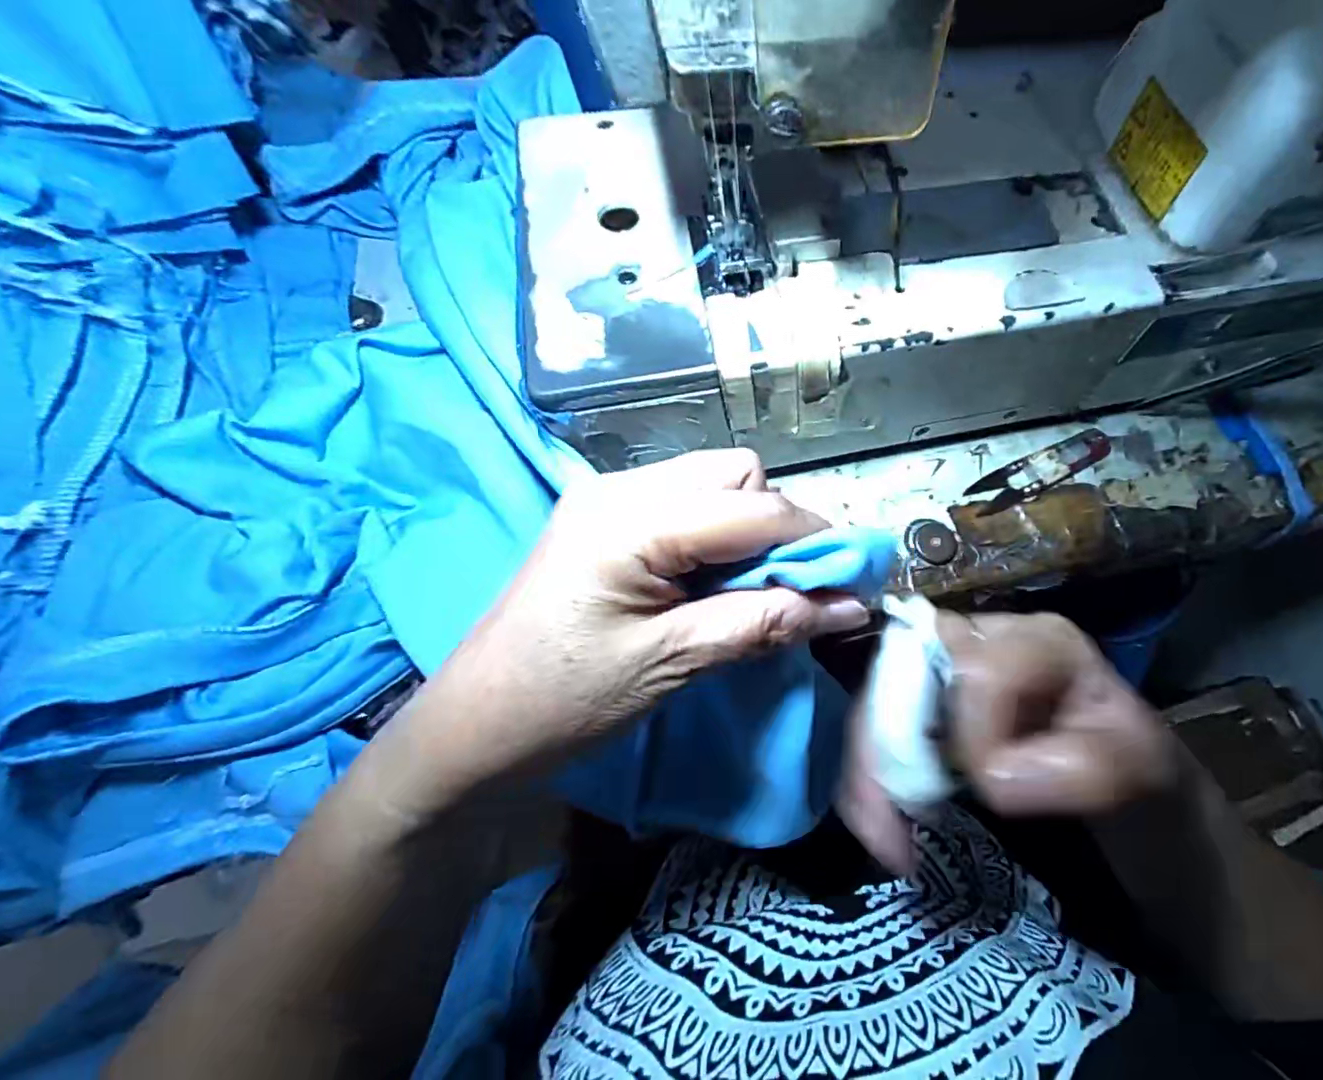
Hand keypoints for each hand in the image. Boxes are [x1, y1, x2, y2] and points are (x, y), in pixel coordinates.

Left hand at [363, 450, 872, 824]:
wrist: (470, 736)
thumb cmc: (563, 703)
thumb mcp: (675, 663)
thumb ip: (767, 623)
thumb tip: (851, 607)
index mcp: (631, 518)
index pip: (755, 507)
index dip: (815, 540)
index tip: (852, 583)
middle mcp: (621, 488)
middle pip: (738, 476)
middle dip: (778, 527)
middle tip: (787, 589)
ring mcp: (610, 499)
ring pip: (717, 485)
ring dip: (751, 531)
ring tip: (748, 590)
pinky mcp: (608, 521)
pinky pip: (689, 506)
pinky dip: (720, 537)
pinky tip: (712, 584)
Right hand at [840, 612, 1182, 872]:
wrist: (1134, 809)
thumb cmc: (1147, 785)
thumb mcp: (1145, 774)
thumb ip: (1090, 769)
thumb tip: (994, 777)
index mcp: (1042, 644)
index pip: (980, 668)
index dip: (972, 731)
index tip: (992, 796)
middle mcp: (986, 645)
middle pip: (902, 671)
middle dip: (884, 749)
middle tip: (893, 836)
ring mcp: (953, 679)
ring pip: (878, 704)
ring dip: (869, 774)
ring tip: (888, 843)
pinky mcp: (932, 716)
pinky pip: (879, 736)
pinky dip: (871, 782)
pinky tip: (888, 830)